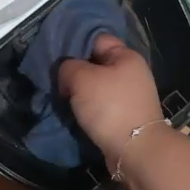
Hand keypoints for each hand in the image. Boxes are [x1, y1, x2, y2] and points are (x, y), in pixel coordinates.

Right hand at [57, 35, 162, 159]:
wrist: (135, 150)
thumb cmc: (110, 106)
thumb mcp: (82, 79)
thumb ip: (68, 67)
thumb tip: (66, 72)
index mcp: (126, 56)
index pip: (97, 39)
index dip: (74, 45)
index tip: (54, 56)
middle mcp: (131, 73)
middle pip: (96, 64)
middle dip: (75, 72)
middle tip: (54, 80)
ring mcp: (130, 96)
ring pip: (97, 88)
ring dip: (80, 93)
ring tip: (60, 97)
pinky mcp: (125, 117)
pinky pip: (101, 107)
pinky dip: (88, 110)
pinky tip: (73, 113)